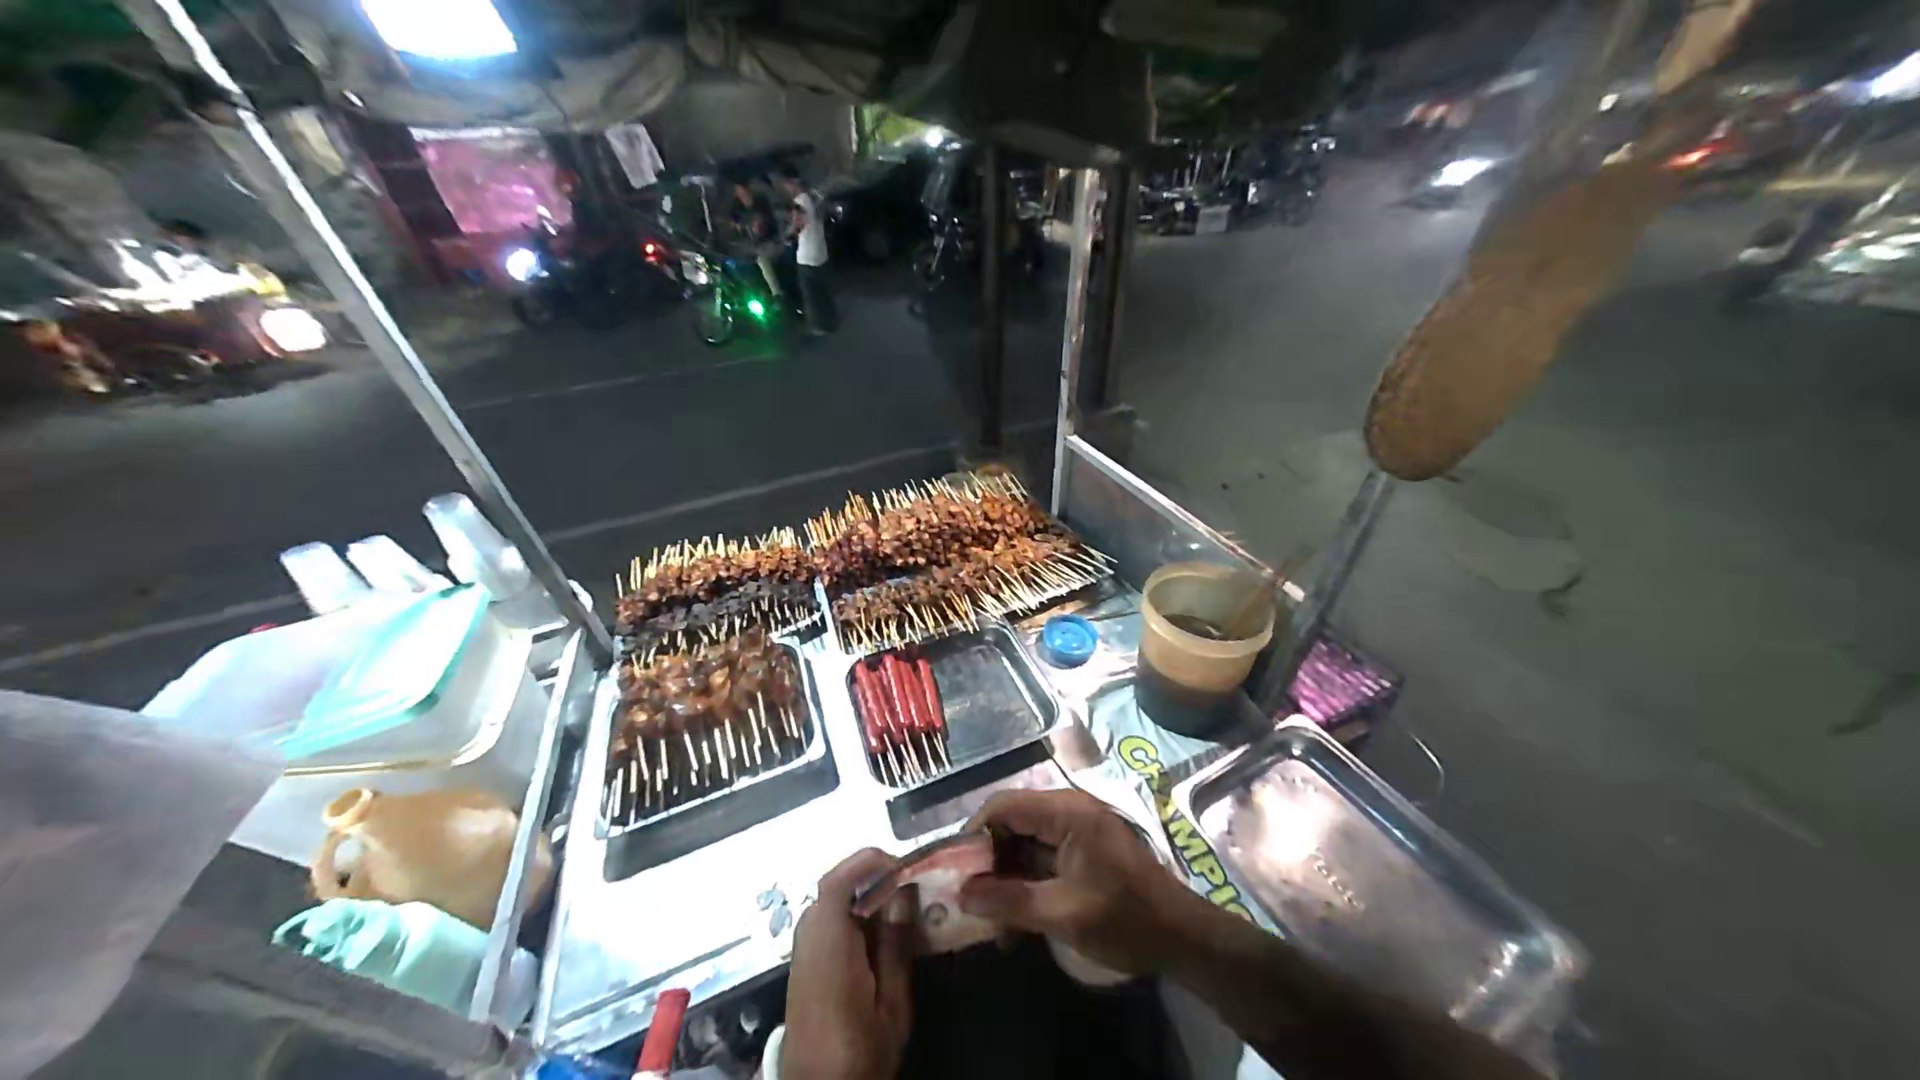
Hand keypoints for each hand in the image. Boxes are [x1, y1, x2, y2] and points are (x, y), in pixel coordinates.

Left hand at [781, 848, 913, 1079]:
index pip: (836, 882)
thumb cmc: (858, 1055)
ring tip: (901, 906)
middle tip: (909, 885)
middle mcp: (808, 939)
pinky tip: (879, 933)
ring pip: (831, 902)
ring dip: (863, 896)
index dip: (866, 862)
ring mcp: (802, 950)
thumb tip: (901, 894)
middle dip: (872, 877)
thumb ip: (895, 946)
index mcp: (829, 946)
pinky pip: (828, 920)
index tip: (902, 866)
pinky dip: (853, 914)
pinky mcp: (804, 963)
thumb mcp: (892, 1007)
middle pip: (835, 888)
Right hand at [958, 789, 1200, 976]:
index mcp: (1067, 812)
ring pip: (1022, 842)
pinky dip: (1023, 882)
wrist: (1183, 938)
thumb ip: (1009, 901)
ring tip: (986, 916)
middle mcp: (1068, 810)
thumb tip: (961, 895)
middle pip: (1011, 822)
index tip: (953, 870)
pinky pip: (1040, 856)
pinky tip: (1012, 918)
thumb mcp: (1063, 914)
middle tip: (965, 896)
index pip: (1003, 806)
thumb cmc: (1125, 920)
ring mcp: (1076, 830)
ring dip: (1003, 875)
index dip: (973, 834)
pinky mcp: (1081, 850)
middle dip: (986, 859)